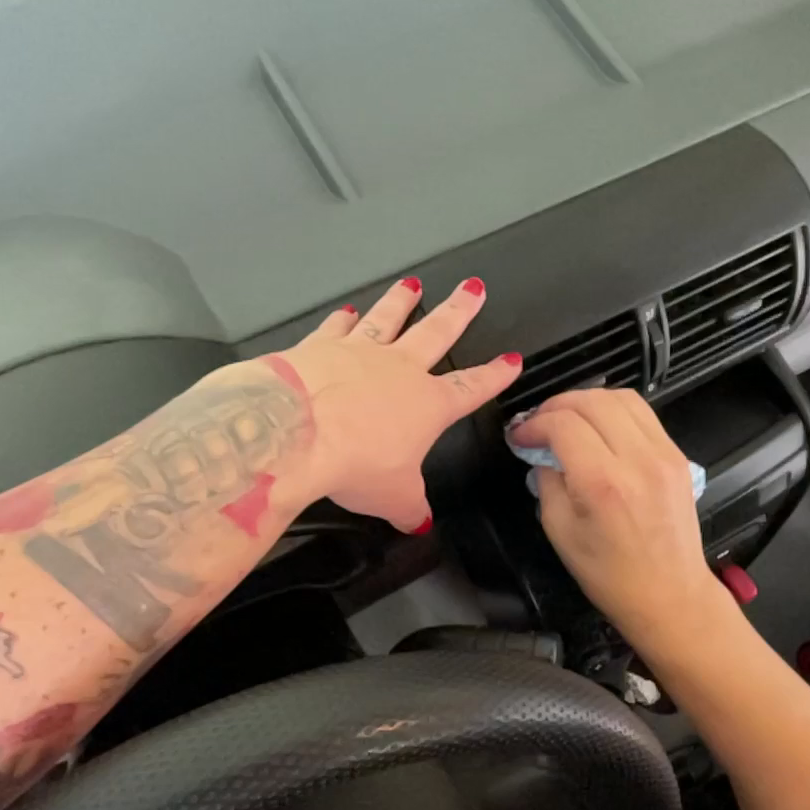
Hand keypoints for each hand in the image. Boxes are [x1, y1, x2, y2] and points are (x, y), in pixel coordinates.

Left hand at [280, 276, 521, 530]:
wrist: (298, 432)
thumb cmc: (356, 465)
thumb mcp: (394, 499)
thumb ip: (411, 510)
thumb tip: (420, 524)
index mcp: (428, 405)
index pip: (470, 388)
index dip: (493, 376)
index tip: (511, 360)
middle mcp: (399, 369)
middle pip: (436, 333)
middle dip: (459, 312)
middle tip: (473, 289)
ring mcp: (358, 352)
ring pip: (387, 319)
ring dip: (401, 302)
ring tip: (411, 285)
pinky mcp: (318, 348)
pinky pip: (337, 328)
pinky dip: (342, 319)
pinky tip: (345, 311)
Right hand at [509, 390, 727, 644]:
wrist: (669, 595)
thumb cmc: (609, 574)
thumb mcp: (559, 531)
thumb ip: (547, 482)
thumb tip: (543, 452)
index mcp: (602, 483)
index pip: (563, 425)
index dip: (534, 423)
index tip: (520, 437)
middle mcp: (637, 460)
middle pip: (591, 401)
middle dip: (556, 405)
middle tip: (538, 424)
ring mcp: (664, 454)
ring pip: (621, 397)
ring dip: (586, 401)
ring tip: (567, 420)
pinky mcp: (677, 456)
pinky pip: (642, 414)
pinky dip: (613, 411)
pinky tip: (598, 428)